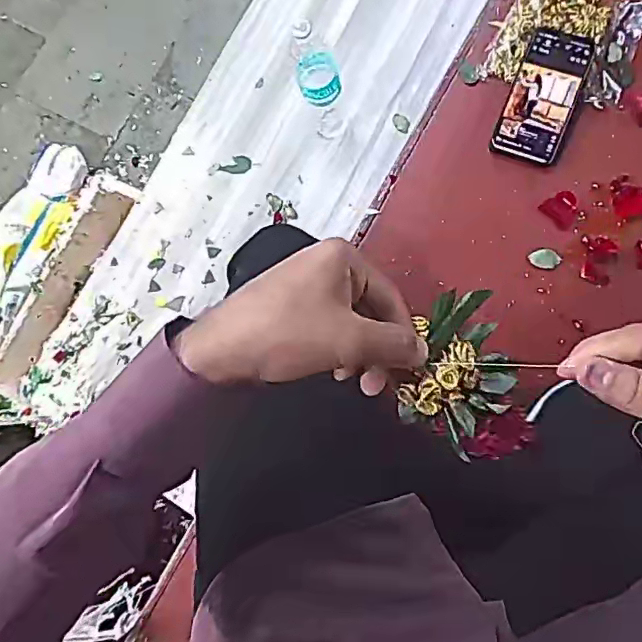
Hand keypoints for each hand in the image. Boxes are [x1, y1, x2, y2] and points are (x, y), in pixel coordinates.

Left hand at [175, 239, 426, 394]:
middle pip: (371, 310)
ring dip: (358, 353)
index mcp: (343, 257)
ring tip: (351, 379)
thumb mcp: (349, 340)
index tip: (409, 369)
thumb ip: (393, 345)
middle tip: (377, 384)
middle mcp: (326, 263)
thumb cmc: (285, 334)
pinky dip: (337, 349)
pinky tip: (331, 369)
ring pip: (351, 321)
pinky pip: (328, 325)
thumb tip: (423, 351)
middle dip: (378, 349)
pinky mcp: (289, 304)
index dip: (404, 335)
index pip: (391, 297)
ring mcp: (305, 282)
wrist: (217, 351)